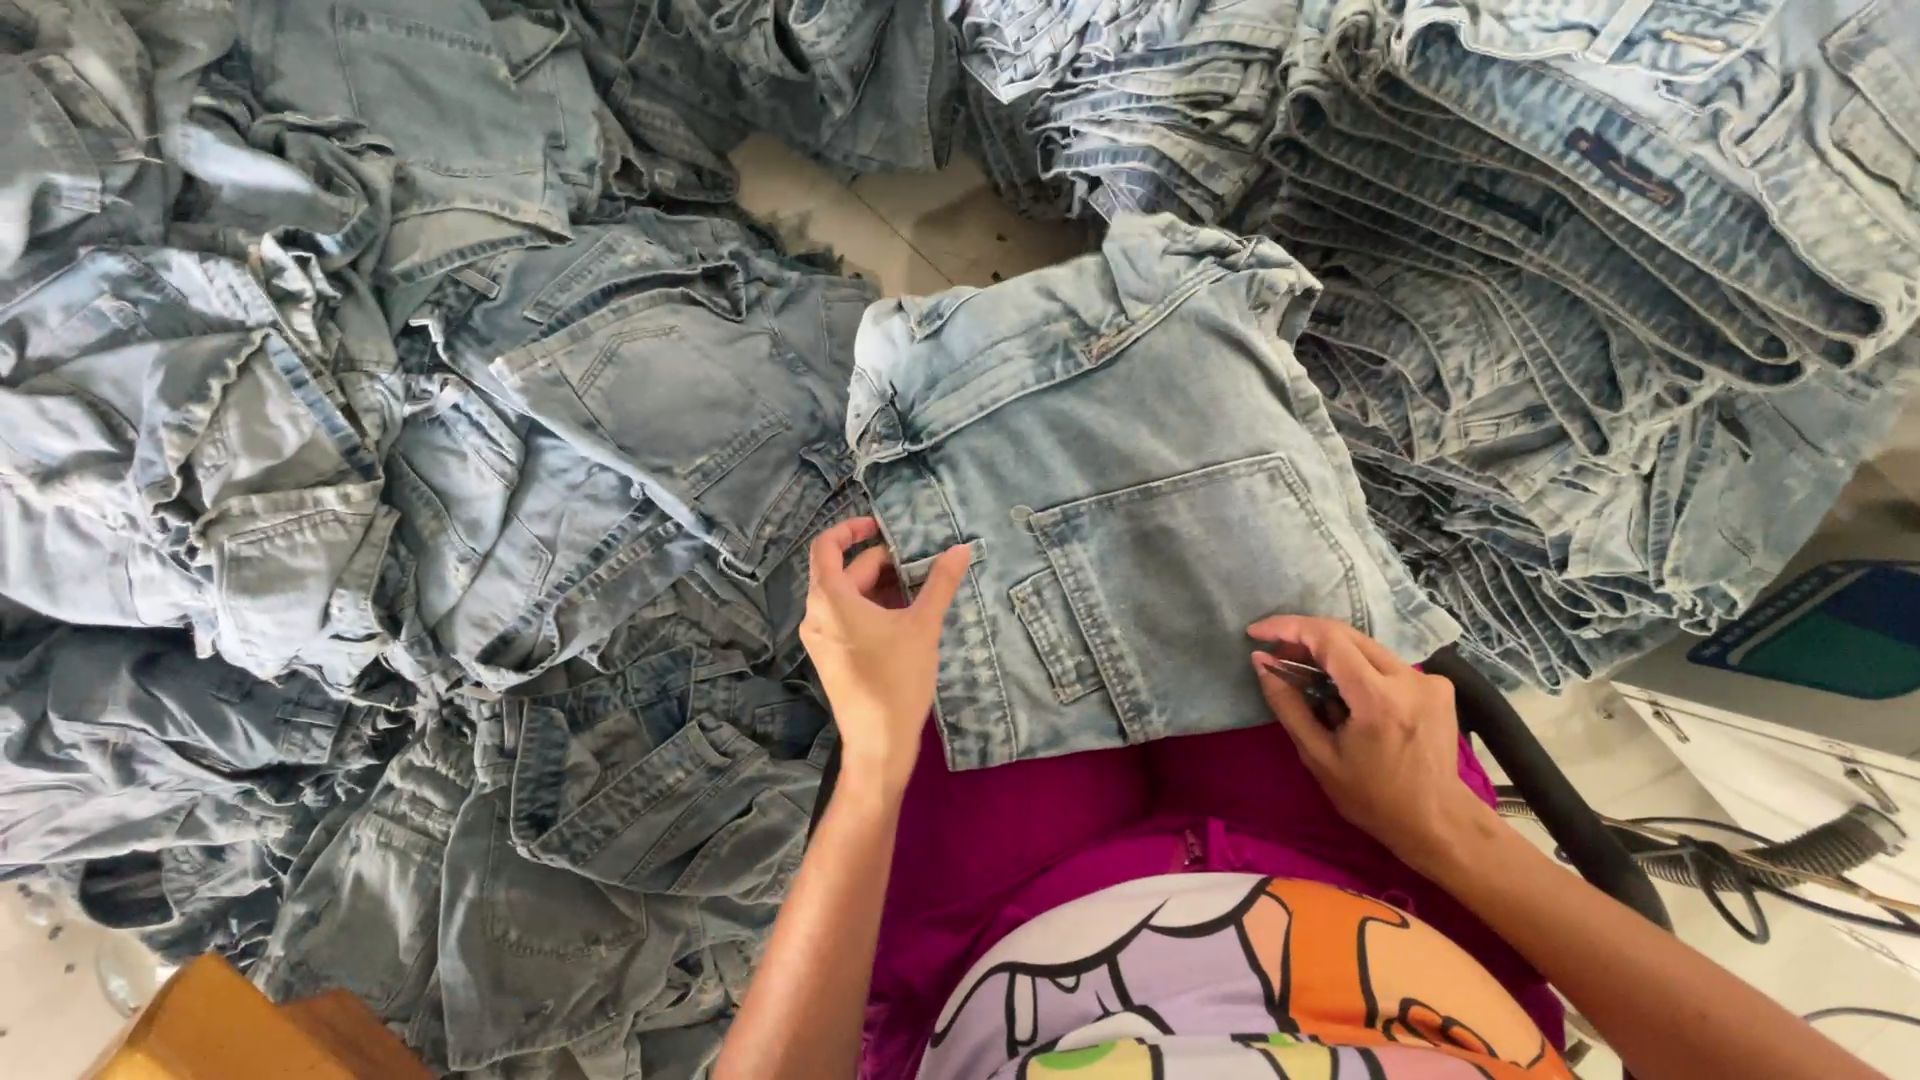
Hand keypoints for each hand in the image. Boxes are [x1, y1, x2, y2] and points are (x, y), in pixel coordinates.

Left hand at [800, 517, 971, 793]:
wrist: (878, 742)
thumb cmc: (897, 679)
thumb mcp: (923, 626)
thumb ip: (940, 583)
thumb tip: (960, 548)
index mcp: (830, 599)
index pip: (826, 546)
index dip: (851, 528)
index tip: (882, 526)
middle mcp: (816, 614)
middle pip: (843, 571)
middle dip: (880, 562)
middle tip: (918, 563)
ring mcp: (820, 638)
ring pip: (847, 597)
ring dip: (879, 586)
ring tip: (918, 588)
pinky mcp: (830, 657)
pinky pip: (846, 618)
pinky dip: (872, 608)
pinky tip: (905, 616)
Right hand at [1247, 615, 1498, 872]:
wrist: (1438, 821)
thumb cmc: (1372, 797)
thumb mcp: (1317, 755)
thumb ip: (1287, 703)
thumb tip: (1261, 661)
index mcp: (1379, 700)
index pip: (1329, 639)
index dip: (1288, 627)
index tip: (1256, 632)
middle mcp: (1409, 679)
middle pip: (1347, 635)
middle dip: (1304, 637)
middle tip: (1274, 653)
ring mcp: (1428, 680)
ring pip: (1366, 646)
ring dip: (1329, 650)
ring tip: (1301, 670)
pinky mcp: (1437, 684)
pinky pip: (1384, 662)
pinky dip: (1355, 665)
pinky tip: (1342, 689)